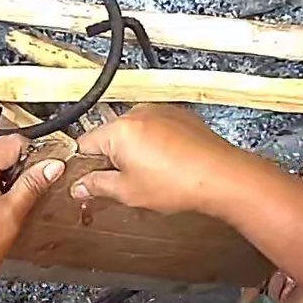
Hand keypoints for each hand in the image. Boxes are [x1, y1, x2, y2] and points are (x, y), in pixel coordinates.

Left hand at [0, 135, 67, 296]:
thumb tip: (52, 165)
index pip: (12, 143)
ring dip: (10, 181)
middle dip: (22, 169)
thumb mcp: (9, 215)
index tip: (50, 170)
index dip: (35, 154)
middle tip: (37, 190)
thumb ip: (32, 185)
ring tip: (18, 204)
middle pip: (1, 152)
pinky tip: (3, 209)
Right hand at [70, 105, 259, 215]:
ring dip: (135, 150)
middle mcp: (137, 113)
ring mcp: (160, 111)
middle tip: (125, 183)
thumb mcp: (129, 192)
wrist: (223, 176)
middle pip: (110, 136)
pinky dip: (155, 143)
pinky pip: (155, 127)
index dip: (85, 166)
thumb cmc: (178, 184)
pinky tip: (168, 164)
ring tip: (152, 174)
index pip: (85, 144)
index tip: (90, 181)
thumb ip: (98, 186)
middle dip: (113, 158)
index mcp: (119, 130)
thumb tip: (79, 186)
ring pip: (133, 131)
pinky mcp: (178, 115)